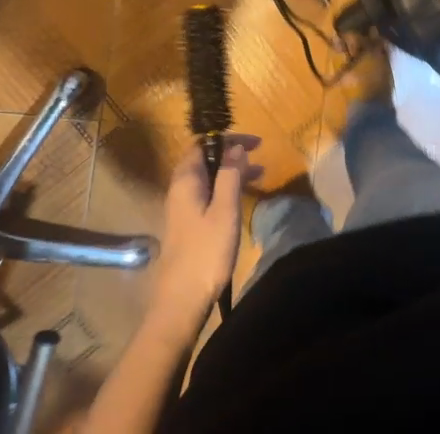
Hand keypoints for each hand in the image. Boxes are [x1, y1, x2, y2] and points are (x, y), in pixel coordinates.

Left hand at [151, 134, 261, 331]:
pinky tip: (241, 200)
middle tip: (259, 157)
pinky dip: (226, 190)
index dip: (229, 139)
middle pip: (205, 160)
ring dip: (231, 173)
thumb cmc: (206, 252)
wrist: (182, 300)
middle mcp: (180, 190)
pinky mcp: (187, 225)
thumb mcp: (225, 210)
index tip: (255, 143)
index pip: (204, 144)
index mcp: (186, 181)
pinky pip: (208, 195)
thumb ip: (230, 175)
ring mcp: (182, 209)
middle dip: (232, 154)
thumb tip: (235, 147)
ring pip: (208, 179)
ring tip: (258, 175)